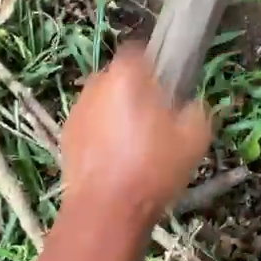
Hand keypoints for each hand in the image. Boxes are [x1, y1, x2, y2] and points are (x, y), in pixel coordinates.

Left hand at [61, 45, 211, 233]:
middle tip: (157, 120)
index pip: (140, 51)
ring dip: (117, 114)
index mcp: (127, 75)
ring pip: (103, 102)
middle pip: (120, 77)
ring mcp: (77, 109)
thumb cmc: (153, 168)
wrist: (106, 209)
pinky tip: (115, 160)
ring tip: (135, 146)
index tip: (168, 88)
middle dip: (136, 92)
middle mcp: (96, 83)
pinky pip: (90, 124)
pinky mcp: (65, 134)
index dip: (156, 66)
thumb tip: (187, 105)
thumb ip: (195, 109)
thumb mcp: (194, 138)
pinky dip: (101, 134)